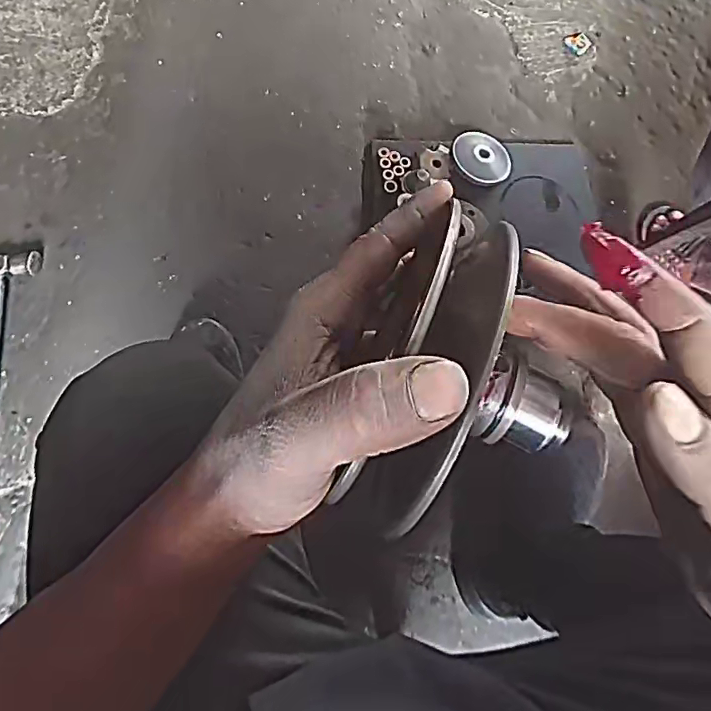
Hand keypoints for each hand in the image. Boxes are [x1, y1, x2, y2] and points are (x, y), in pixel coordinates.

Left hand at [187, 182, 470, 535]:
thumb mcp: (306, 431)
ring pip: (401, 312)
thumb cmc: (248, 466)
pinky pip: (405, 352)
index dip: (412, 220)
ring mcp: (348, 361)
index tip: (447, 197)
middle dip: (434, 253)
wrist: (231, 512)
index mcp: (319, 316)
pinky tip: (455, 358)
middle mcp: (335, 330)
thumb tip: (441, 379)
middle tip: (478, 243)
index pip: (373, 251)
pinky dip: (433, 344)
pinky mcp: (359, 392)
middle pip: (393, 275)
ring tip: (478, 294)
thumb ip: (368, 405)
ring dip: (437, 298)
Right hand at [509, 231, 710, 710]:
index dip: (655, 294)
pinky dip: (585, 354)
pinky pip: (618, 385)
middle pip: (646, 339)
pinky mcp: (662, 447)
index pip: (701, 339)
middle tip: (528, 277)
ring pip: (627, 352)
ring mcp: (685, 425)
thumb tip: (660, 397)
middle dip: (587, 302)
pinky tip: (564, 335)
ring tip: (535, 283)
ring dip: (582, 313)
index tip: (607, 258)